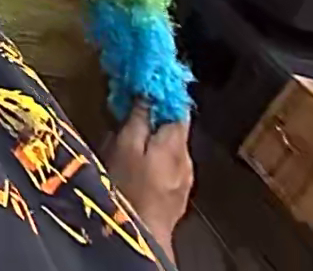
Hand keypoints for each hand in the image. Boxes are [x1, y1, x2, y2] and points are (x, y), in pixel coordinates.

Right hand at [100, 105, 192, 261]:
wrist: (142, 233)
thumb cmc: (129, 185)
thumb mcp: (125, 144)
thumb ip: (138, 118)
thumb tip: (146, 93)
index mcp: (175, 143)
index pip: (179, 108)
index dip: (165, 92)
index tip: (147, 79)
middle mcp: (187, 158)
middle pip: (176, 126)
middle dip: (157, 111)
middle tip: (132, 99)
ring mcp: (185, 178)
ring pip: (173, 144)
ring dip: (156, 131)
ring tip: (132, 124)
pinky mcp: (178, 192)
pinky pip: (171, 160)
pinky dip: (158, 149)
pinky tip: (139, 153)